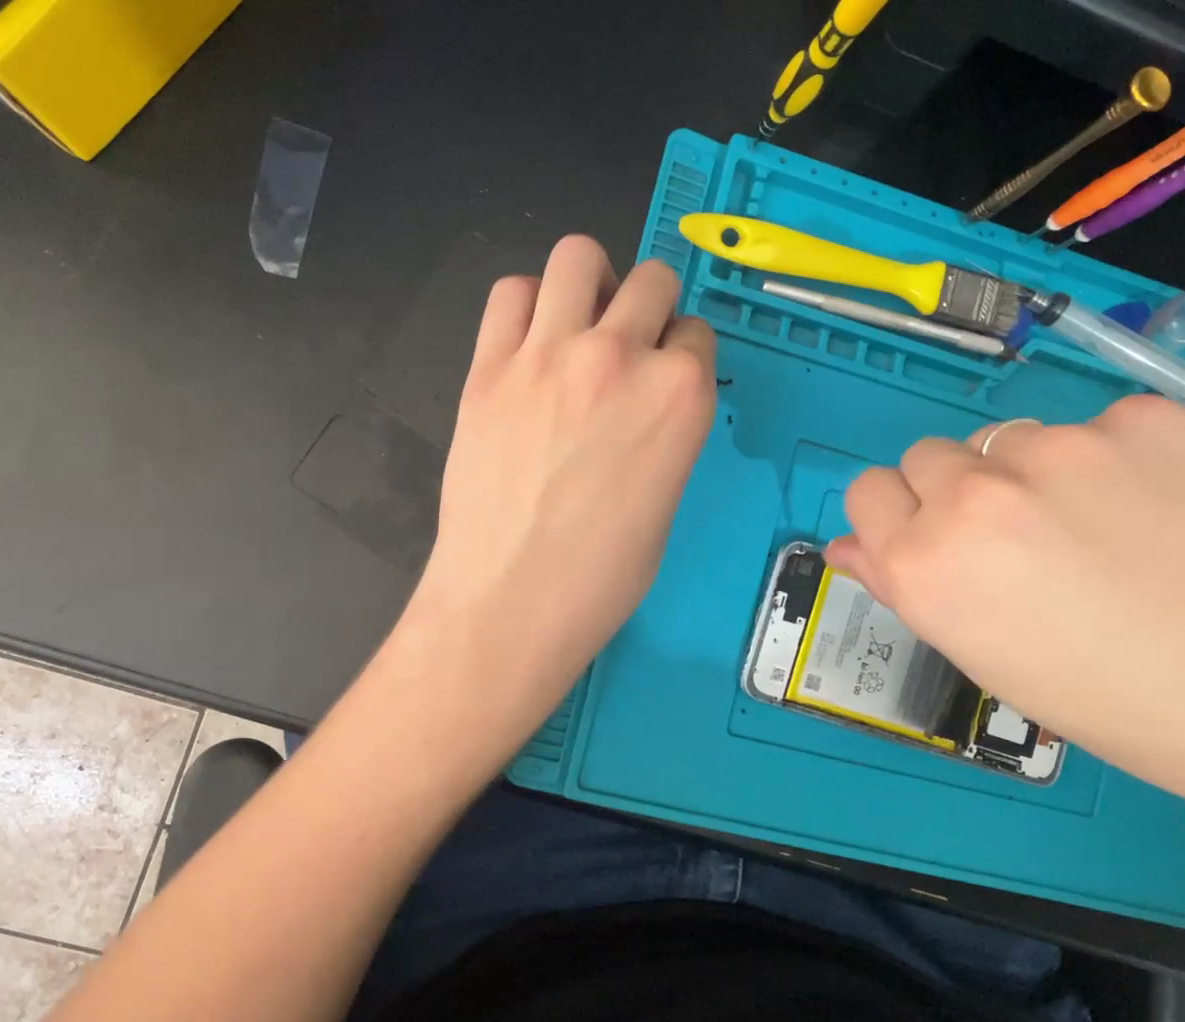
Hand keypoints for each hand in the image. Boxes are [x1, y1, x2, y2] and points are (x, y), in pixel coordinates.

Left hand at [409, 235, 715, 722]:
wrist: (510, 602)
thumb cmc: (602, 576)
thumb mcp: (666, 498)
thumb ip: (666, 430)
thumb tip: (647, 401)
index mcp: (681, 397)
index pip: (696, 332)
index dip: (683, 353)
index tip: (665, 375)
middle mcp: (620, 357)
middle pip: (652, 280)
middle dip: (650, 306)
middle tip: (628, 345)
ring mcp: (548, 354)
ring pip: (577, 256)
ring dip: (590, 280)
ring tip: (579, 320)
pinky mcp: (488, 366)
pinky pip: (509, 291)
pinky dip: (526, 302)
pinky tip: (529, 338)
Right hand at [825, 397, 1184, 835]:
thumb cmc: (1125, 710)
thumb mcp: (992, 662)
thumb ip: (909, 590)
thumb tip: (855, 549)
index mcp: (927, 563)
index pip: (867, 494)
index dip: (899, 522)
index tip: (937, 549)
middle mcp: (976, 491)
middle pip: (927, 456)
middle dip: (954, 494)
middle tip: (1018, 544)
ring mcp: (1064, 444)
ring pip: (1009, 439)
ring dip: (1029, 475)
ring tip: (1104, 530)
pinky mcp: (1146, 416)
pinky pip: (1095, 427)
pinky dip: (1111, 461)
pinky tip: (1166, 511)